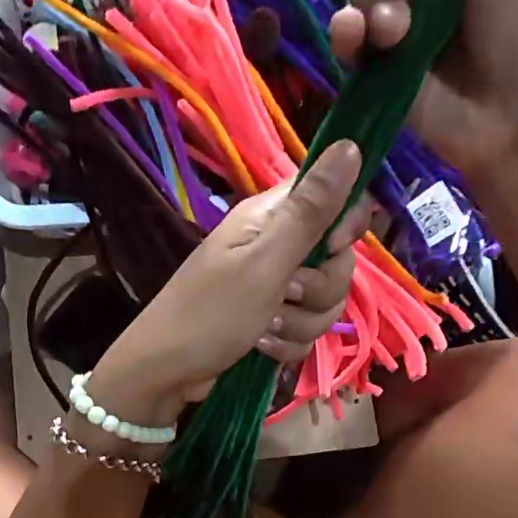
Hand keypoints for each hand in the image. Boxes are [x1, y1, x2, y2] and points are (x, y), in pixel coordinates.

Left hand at [85, 141, 367, 430]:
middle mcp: (278, 246)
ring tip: (265, 330)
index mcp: (272, 217)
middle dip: (321, 289)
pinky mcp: (275, 321)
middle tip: (285, 297)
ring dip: (302, 323)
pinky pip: (307, 329)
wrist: (167, 373)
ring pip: (325, 301)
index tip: (333, 248)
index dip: (346, 224)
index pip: (335, 198)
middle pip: (338, 260)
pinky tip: (261, 348)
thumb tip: (351, 144)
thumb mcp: (265, 263)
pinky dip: (288, 344)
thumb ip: (311, 211)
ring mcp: (277, 287)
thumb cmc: (210, 313)